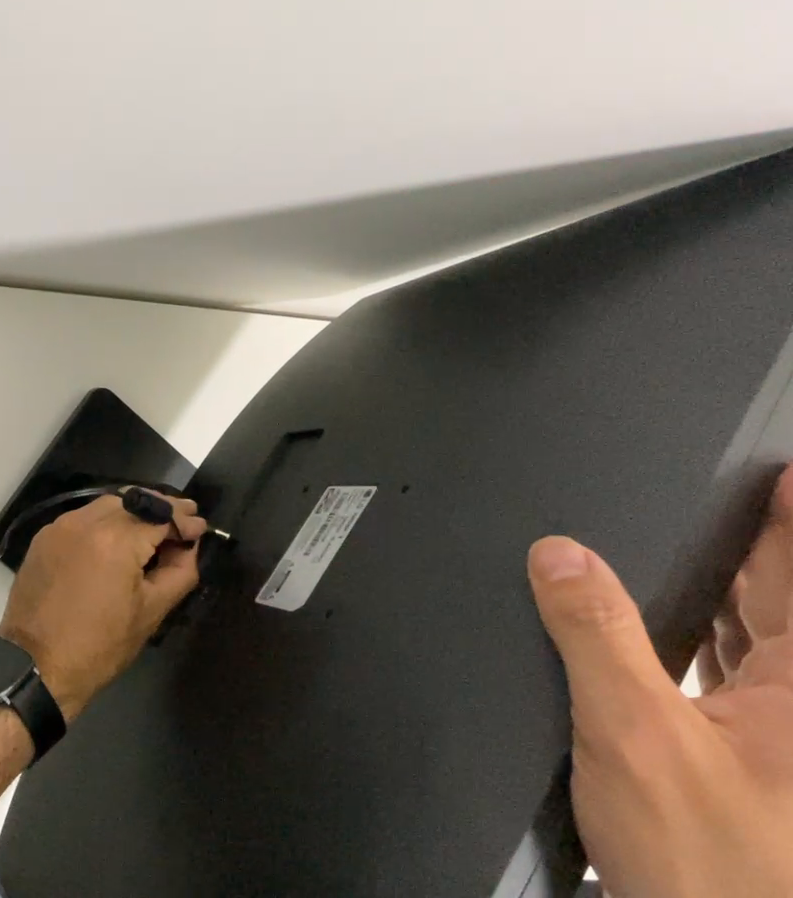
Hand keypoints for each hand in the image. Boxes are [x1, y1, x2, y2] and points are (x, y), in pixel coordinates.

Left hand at [0, 490, 204, 720]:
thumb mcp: (151, 611)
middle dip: (159, 508)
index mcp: (113, 539)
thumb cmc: (100, 644)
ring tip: (154, 528)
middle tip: (183, 521)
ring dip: (131, 511)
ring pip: (103, 505)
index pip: (159, 514)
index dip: (184, 519)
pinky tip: (118, 538)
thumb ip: (178, 571)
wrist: (37, 662)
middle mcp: (83, 522)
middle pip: (130, 500)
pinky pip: (81, 519)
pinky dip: (104, 521)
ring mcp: (58, 527)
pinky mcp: (42, 539)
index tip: (200, 527)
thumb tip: (187, 546)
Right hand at [526, 464, 792, 897]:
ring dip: (718, 593)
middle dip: (755, 549)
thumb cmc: (714, 865)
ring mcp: (778, 736)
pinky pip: (723, 674)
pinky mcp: (745, 759)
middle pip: (779, 604)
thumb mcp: (636, 734)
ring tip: (681, 546)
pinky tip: (658, 624)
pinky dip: (692, 638)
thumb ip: (597, 634)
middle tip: (722, 495)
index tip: (788, 472)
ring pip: (752, 639)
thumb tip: (560, 555)